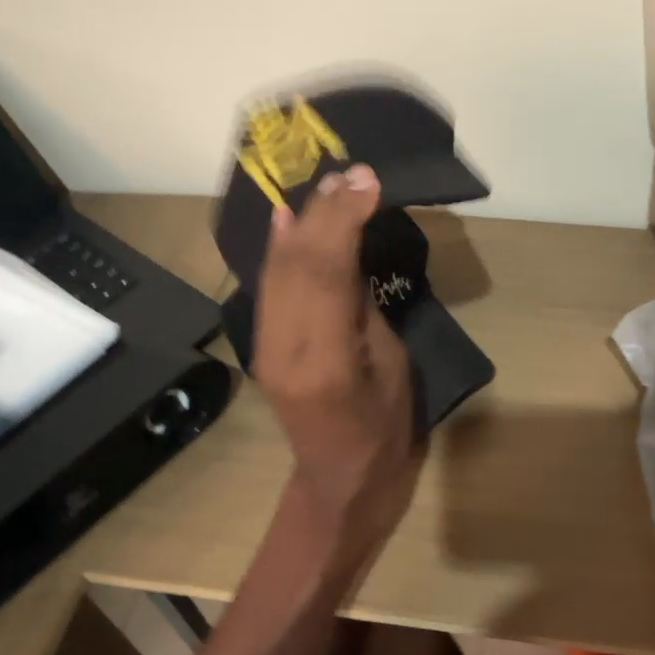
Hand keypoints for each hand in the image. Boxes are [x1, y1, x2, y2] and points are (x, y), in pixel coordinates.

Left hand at [253, 163, 420, 559]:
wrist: (339, 479)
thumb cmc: (385, 430)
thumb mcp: (392, 365)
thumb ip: (364, 307)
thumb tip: (349, 250)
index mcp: (329, 362)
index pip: (326, 275)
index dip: (343, 221)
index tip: (367, 182)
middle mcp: (285, 351)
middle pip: (296, 266)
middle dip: (323, 213)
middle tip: (353, 175)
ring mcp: (266, 350)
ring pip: (276, 272)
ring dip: (302, 224)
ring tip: (329, 187)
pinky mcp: (261, 348)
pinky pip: (268, 289)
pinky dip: (278, 250)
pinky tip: (287, 217)